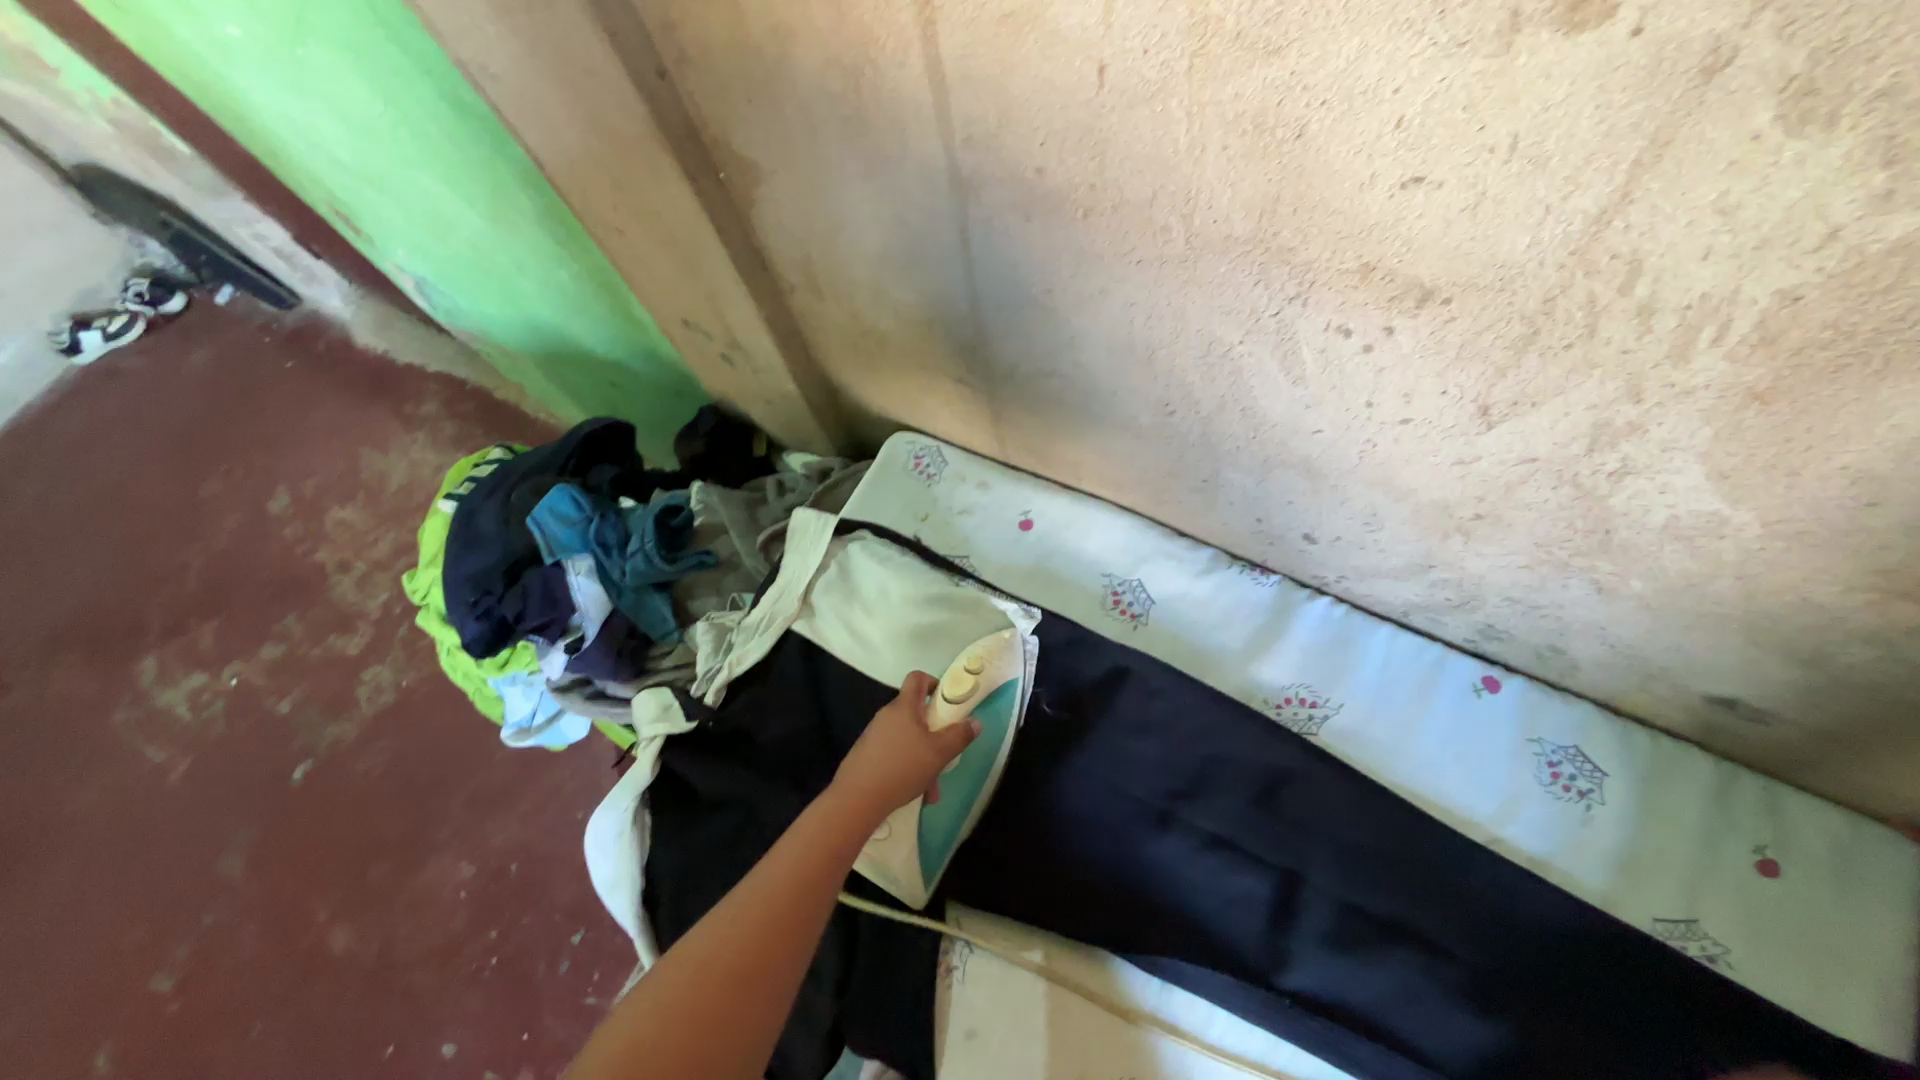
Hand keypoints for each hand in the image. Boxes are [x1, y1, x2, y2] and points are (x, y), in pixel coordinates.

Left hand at [831, 671, 980, 825]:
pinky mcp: (867, 753)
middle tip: (946, 756)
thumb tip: (975, 722)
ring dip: (924, 759)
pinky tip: (915, 793)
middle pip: (916, 714)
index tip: (947, 702)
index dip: (934, 683)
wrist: (857, 798)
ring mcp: (874, 735)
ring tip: (931, 789)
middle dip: (935, 735)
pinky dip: (908, 769)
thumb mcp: (939, 753)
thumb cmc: (902, 768)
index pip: (917, 678)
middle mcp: (887, 715)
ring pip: (908, 740)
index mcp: (904, 707)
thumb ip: (959, 736)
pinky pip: (895, 754)